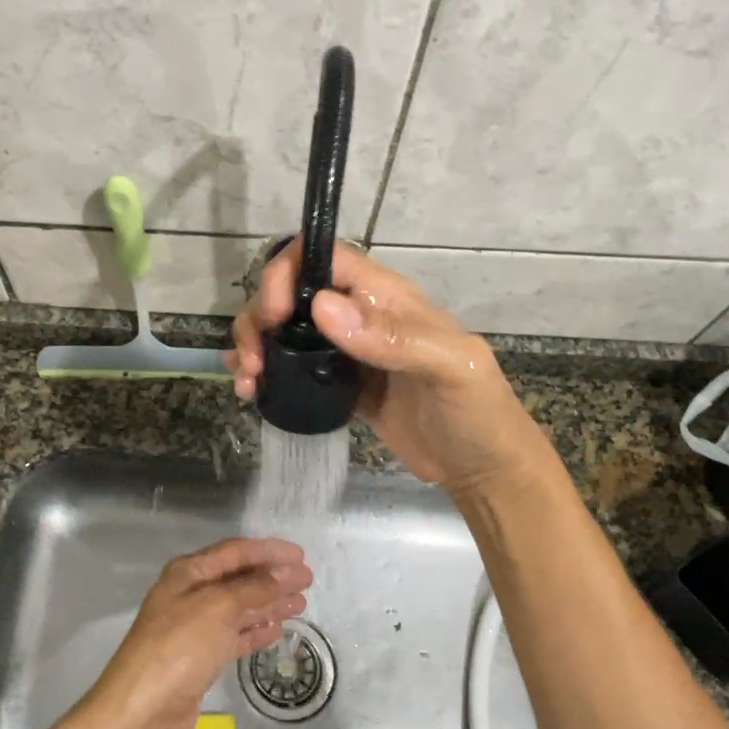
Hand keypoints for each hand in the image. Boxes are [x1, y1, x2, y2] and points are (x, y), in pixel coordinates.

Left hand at [81, 538, 311, 728]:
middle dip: (272, 577)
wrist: (143, 711)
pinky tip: (276, 629)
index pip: (234, 552)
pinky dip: (255, 631)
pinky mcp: (200, 659)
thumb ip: (254, 588)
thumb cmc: (178, 647)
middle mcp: (190, 595)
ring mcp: (194, 629)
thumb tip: (285, 572)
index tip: (301, 556)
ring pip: (238, 608)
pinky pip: (233, 636)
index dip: (268, 551)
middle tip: (307, 581)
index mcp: (187, 573)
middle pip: (238, 579)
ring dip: (268, 603)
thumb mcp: (218, 608)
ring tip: (300, 604)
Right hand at [227, 241, 549, 489]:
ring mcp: (345, 352)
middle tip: (251, 360)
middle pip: (292, 293)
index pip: (325, 259)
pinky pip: (291, 367)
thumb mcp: (450, 368)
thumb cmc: (476, 413)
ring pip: (284, 329)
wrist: (481, 469)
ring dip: (254, 344)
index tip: (273, 315)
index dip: (288, 274)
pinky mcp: (337, 385)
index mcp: (386, 298)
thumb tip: (323, 309)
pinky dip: (265, 372)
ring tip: (247, 380)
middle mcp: (360, 316)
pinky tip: (251, 391)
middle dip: (259, 317)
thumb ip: (394, 337)